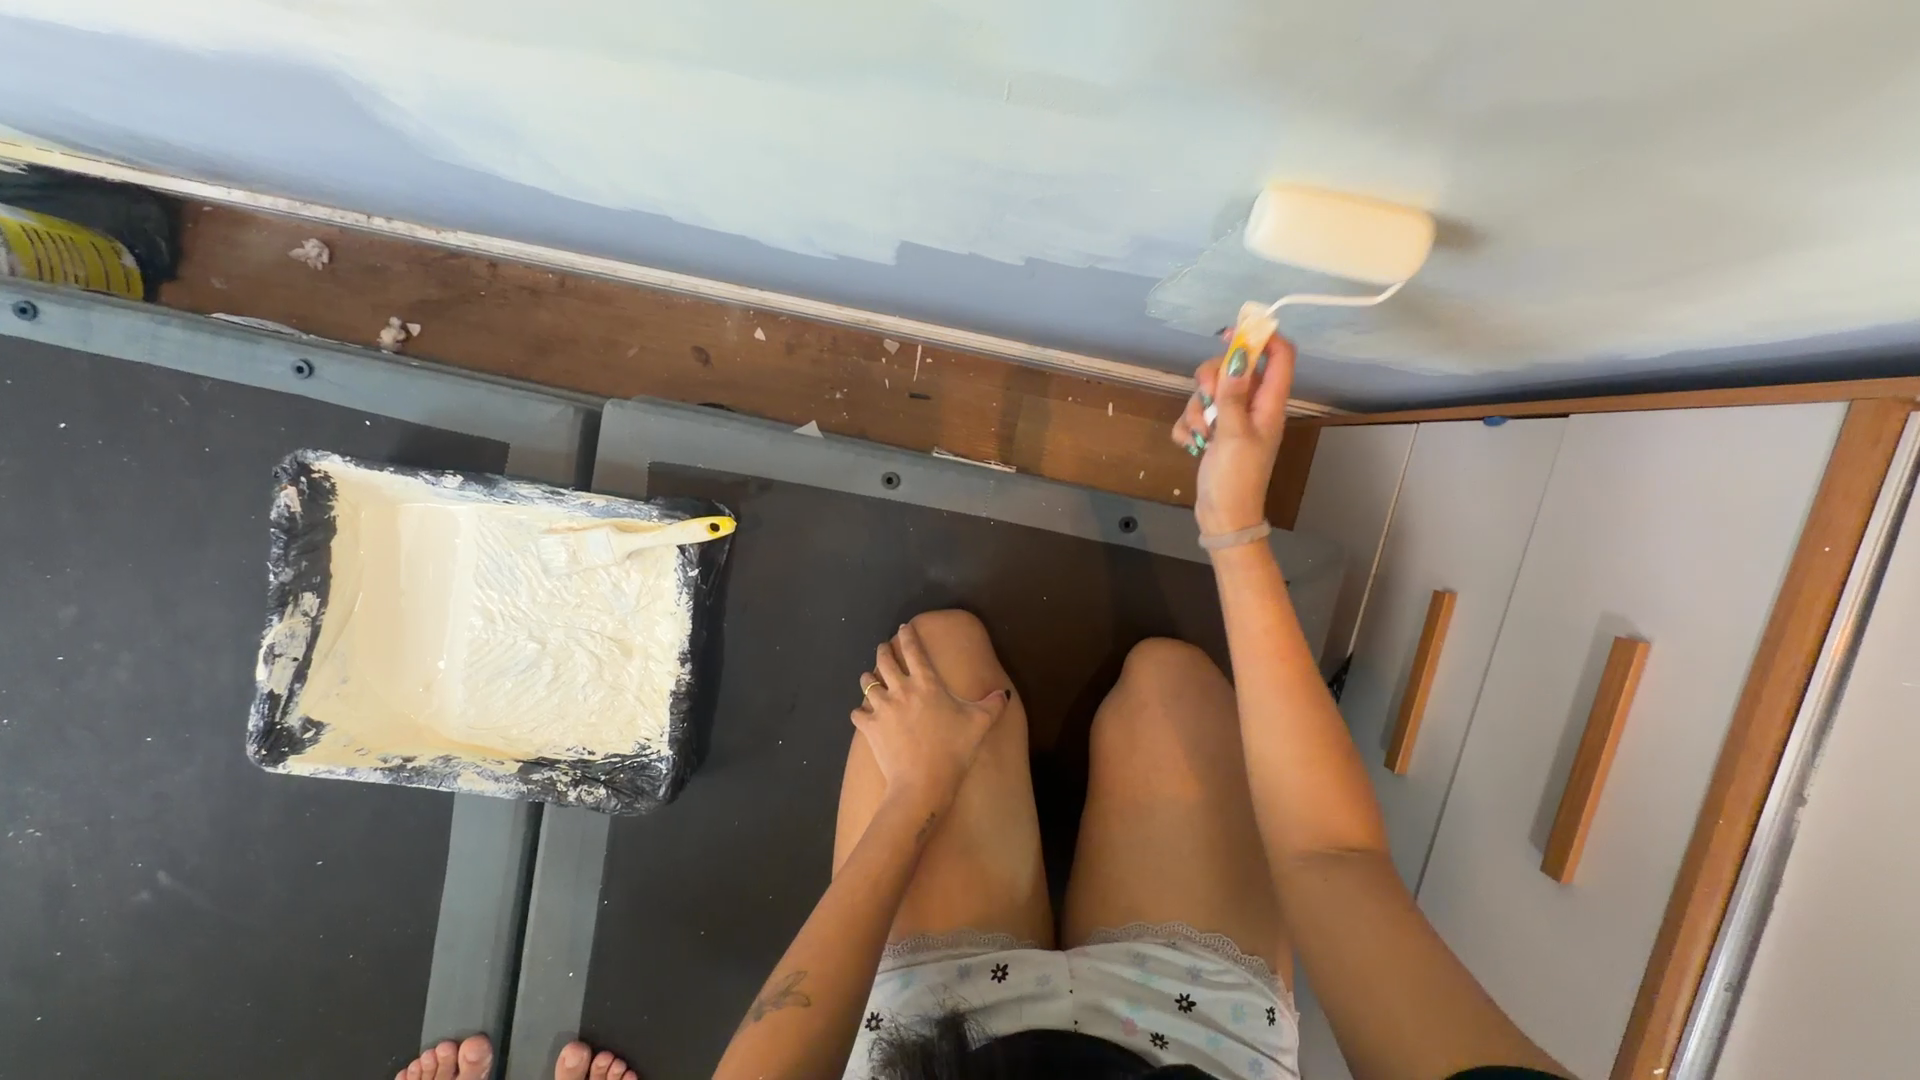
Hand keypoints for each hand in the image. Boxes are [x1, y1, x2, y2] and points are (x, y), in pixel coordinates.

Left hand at [851, 621, 1009, 813]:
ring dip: (868, 679)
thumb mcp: (979, 725)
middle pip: (885, 661)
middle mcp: (901, 690)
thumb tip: (1004, 693)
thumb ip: (992, 705)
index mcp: (927, 684)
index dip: (908, 636)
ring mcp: (882, 708)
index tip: (903, 627)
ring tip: (869, 678)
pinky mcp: (869, 727)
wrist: (923, 782)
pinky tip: (862, 714)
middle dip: (883, 651)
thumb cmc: (953, 750)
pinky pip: (857, 713)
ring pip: (867, 684)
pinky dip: (860, 712)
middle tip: (883, 648)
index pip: (914, 651)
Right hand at [1171, 332, 1296, 536]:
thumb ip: (1233, 394)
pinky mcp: (1211, 435)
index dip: (1260, 338)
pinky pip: (1194, 416)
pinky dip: (1188, 429)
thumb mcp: (1234, 434)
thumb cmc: (1236, 478)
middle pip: (1233, 369)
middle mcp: (1252, 408)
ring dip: (1196, 411)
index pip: (1279, 356)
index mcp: (1269, 404)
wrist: (1223, 518)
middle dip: (1211, 381)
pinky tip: (1192, 446)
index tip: (1231, 334)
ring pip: (1208, 393)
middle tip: (1208, 400)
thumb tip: (1238, 356)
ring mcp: (1230, 421)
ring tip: (1202, 436)